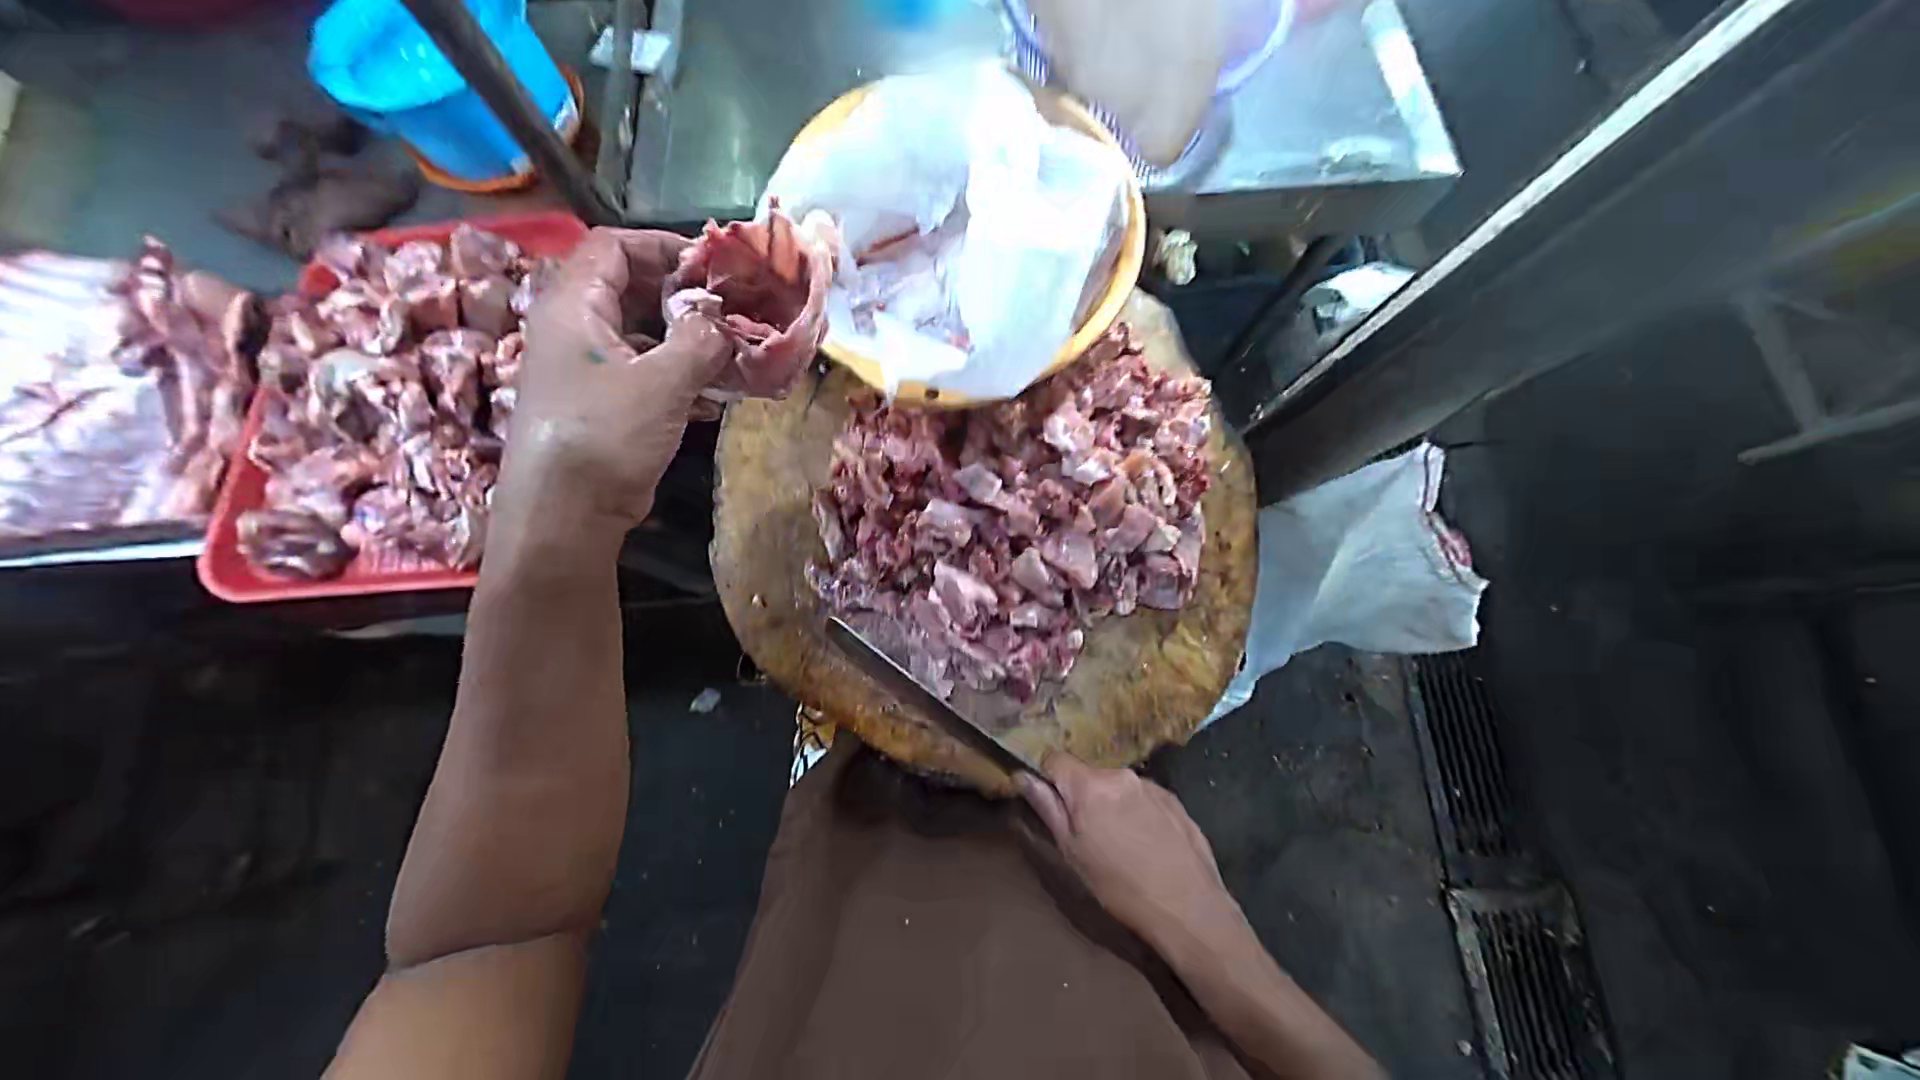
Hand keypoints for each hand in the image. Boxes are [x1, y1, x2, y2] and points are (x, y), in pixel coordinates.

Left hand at [501, 228, 730, 539]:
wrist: (567, 511)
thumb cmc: (605, 434)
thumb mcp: (662, 381)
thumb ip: (700, 341)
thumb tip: (722, 322)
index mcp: (573, 305)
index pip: (613, 246)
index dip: (663, 246)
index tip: (712, 266)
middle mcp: (574, 328)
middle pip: (630, 288)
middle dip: (684, 296)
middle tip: (731, 309)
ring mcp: (588, 368)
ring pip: (643, 334)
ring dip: (688, 340)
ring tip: (733, 351)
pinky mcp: (604, 404)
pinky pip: (646, 372)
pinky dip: (681, 374)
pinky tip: (716, 392)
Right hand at [1019, 752, 1247, 956]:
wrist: (1190, 909)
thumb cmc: (1120, 887)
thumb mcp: (1072, 853)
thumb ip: (1047, 808)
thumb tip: (1022, 776)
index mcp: (1089, 785)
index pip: (1055, 758)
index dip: (1049, 779)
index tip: (1055, 805)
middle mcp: (1120, 775)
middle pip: (1089, 776)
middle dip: (1084, 797)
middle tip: (1091, 837)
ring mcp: (1151, 786)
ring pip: (1117, 788)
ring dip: (1113, 805)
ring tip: (1124, 845)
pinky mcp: (1175, 800)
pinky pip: (1144, 798)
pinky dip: (1139, 813)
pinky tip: (1149, 846)